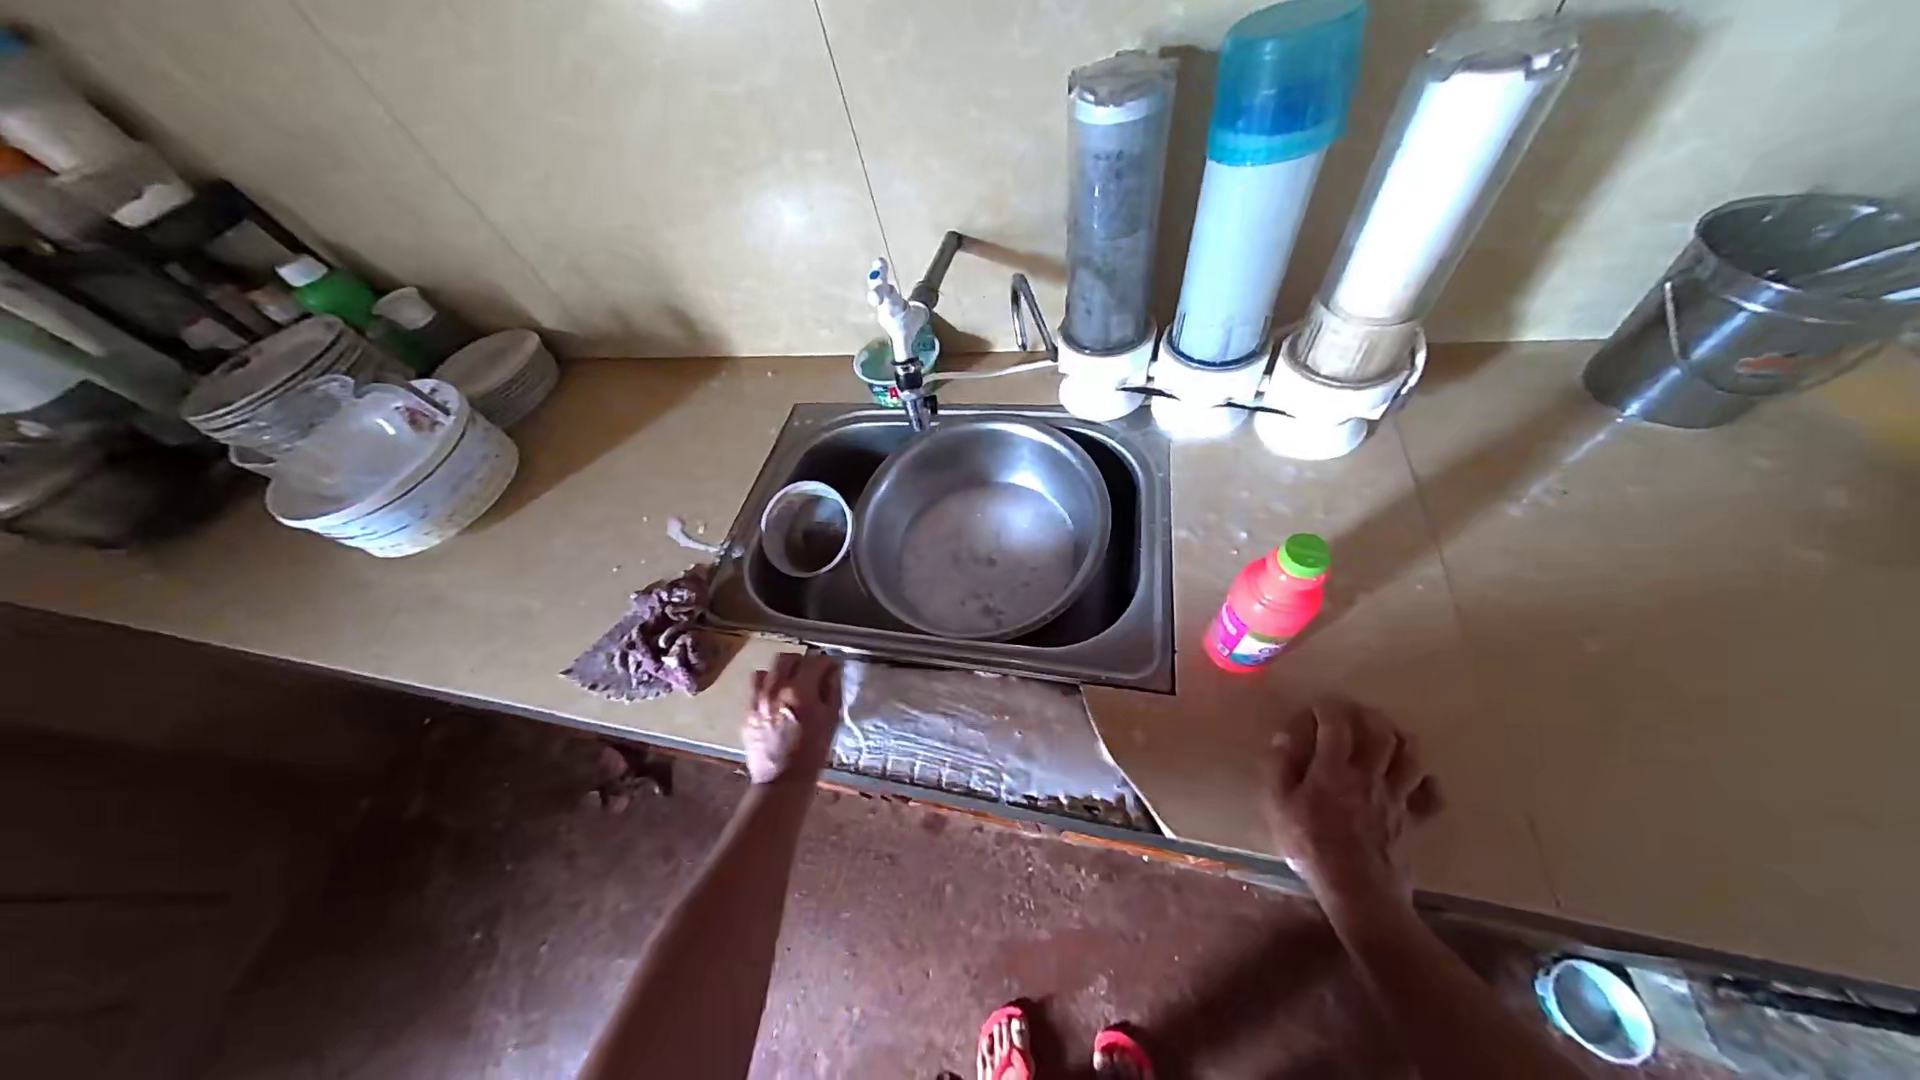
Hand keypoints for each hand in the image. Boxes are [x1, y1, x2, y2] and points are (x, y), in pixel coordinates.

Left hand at [742, 653, 842, 784]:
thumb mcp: (831, 719)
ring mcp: (757, 700)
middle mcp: (775, 690)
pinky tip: (777, 698)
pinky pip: (755, 687)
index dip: (827, 661)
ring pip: (768, 669)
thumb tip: (832, 671)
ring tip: (791, 683)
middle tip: (811, 672)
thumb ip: (833, 689)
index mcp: (799, 692)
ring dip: (781, 671)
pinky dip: (767, 686)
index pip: (815, 661)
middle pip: (787, 658)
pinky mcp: (747, 711)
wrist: (782, 780)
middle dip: (802, 661)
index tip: (832, 667)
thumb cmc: (812, 752)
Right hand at [1265, 698, 1441, 908]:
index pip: (1336, 724)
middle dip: (1367, 715)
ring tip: (1387, 733)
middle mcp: (1370, 776)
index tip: (1317, 706)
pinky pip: (1431, 796)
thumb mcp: (1278, 806)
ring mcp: (1398, 798)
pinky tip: (1416, 778)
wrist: (1358, 892)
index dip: (1327, 707)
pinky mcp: (1415, 821)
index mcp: (1334, 769)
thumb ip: (1279, 767)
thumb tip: (1284, 737)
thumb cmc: (1311, 846)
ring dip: (1400, 737)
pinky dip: (1427, 781)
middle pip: (1381, 733)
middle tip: (1354, 712)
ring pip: (1411, 756)